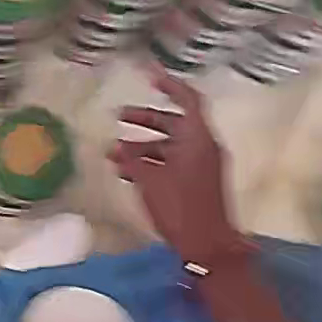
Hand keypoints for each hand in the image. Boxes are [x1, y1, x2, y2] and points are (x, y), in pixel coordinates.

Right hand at [110, 67, 250, 268]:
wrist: (208, 246)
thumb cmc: (180, 207)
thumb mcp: (150, 180)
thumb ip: (132, 159)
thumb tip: (117, 147)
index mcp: (198, 138)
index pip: (187, 100)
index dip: (169, 85)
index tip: (149, 75)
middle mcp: (203, 147)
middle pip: (174, 123)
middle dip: (145, 120)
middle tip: (120, 117)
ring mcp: (201, 165)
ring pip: (169, 145)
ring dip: (142, 146)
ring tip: (114, 153)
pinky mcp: (196, 182)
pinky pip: (171, 162)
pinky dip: (151, 162)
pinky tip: (127, 172)